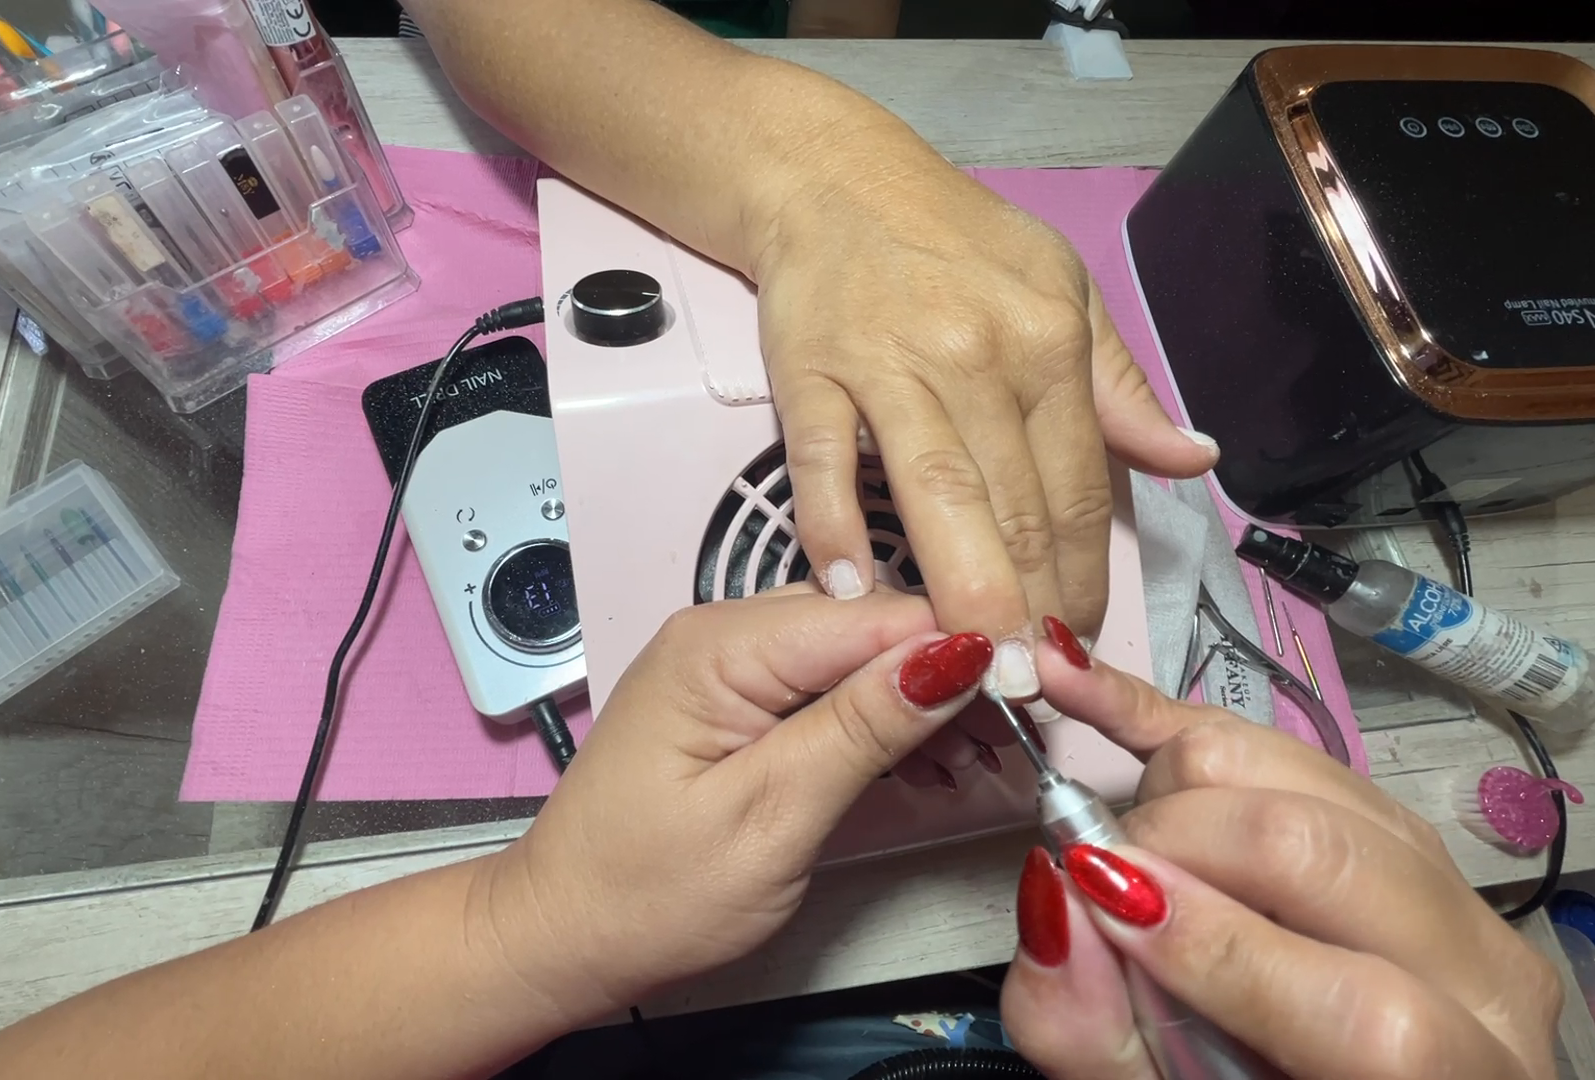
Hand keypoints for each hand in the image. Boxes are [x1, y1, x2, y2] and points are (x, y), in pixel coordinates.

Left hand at [478, 588, 993, 1020]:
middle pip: (863, 624)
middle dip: (944, 673)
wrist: (564, 929)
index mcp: (721, 645)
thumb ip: (861, 730)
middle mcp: (723, 629)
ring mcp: (727, 658)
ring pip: (851, 652)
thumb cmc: (648, 892)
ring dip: (916, 698)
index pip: (869, 615)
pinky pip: (822, 682)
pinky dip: (875, 715)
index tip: (1030, 696)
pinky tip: (919, 757)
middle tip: (1012, 738)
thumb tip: (954, 656)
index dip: (957, 646)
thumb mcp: (769, 817)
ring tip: (974, 757)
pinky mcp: (735, 693)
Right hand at [754, 149, 1217, 695]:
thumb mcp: (1058, 288)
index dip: (1081, 578)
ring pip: (935, 492)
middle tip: (1030, 687)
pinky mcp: (810, 373)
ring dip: (958, 586)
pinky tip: (849, 588)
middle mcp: (977, 357)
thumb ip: (1119, 383)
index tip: (1076, 646)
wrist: (834, 185)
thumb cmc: (950, 240)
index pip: (1077, 487)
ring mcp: (888, 366)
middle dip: (1028, 606)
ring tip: (971, 664)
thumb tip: (1193, 460)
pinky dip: (835, 526)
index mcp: (1047, 342)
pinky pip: (824, 460)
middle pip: (1013, 504)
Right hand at [1001, 629, 1562, 1078]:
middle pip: (1310, 847)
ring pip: (1269, 761)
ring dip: (1163, 794)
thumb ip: (1092, 1035)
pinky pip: (1234, 724)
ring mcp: (1421, 857)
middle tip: (1103, 884)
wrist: (1306, 1057)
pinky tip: (1067, 674)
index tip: (1103, 908)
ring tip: (1128, 847)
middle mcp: (1473, 961)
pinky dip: (1133, 701)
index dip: (1220, 952)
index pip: (1371, 1013)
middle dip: (1168, 849)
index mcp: (1457, 1078)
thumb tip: (1056, 902)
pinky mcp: (1341, 788)